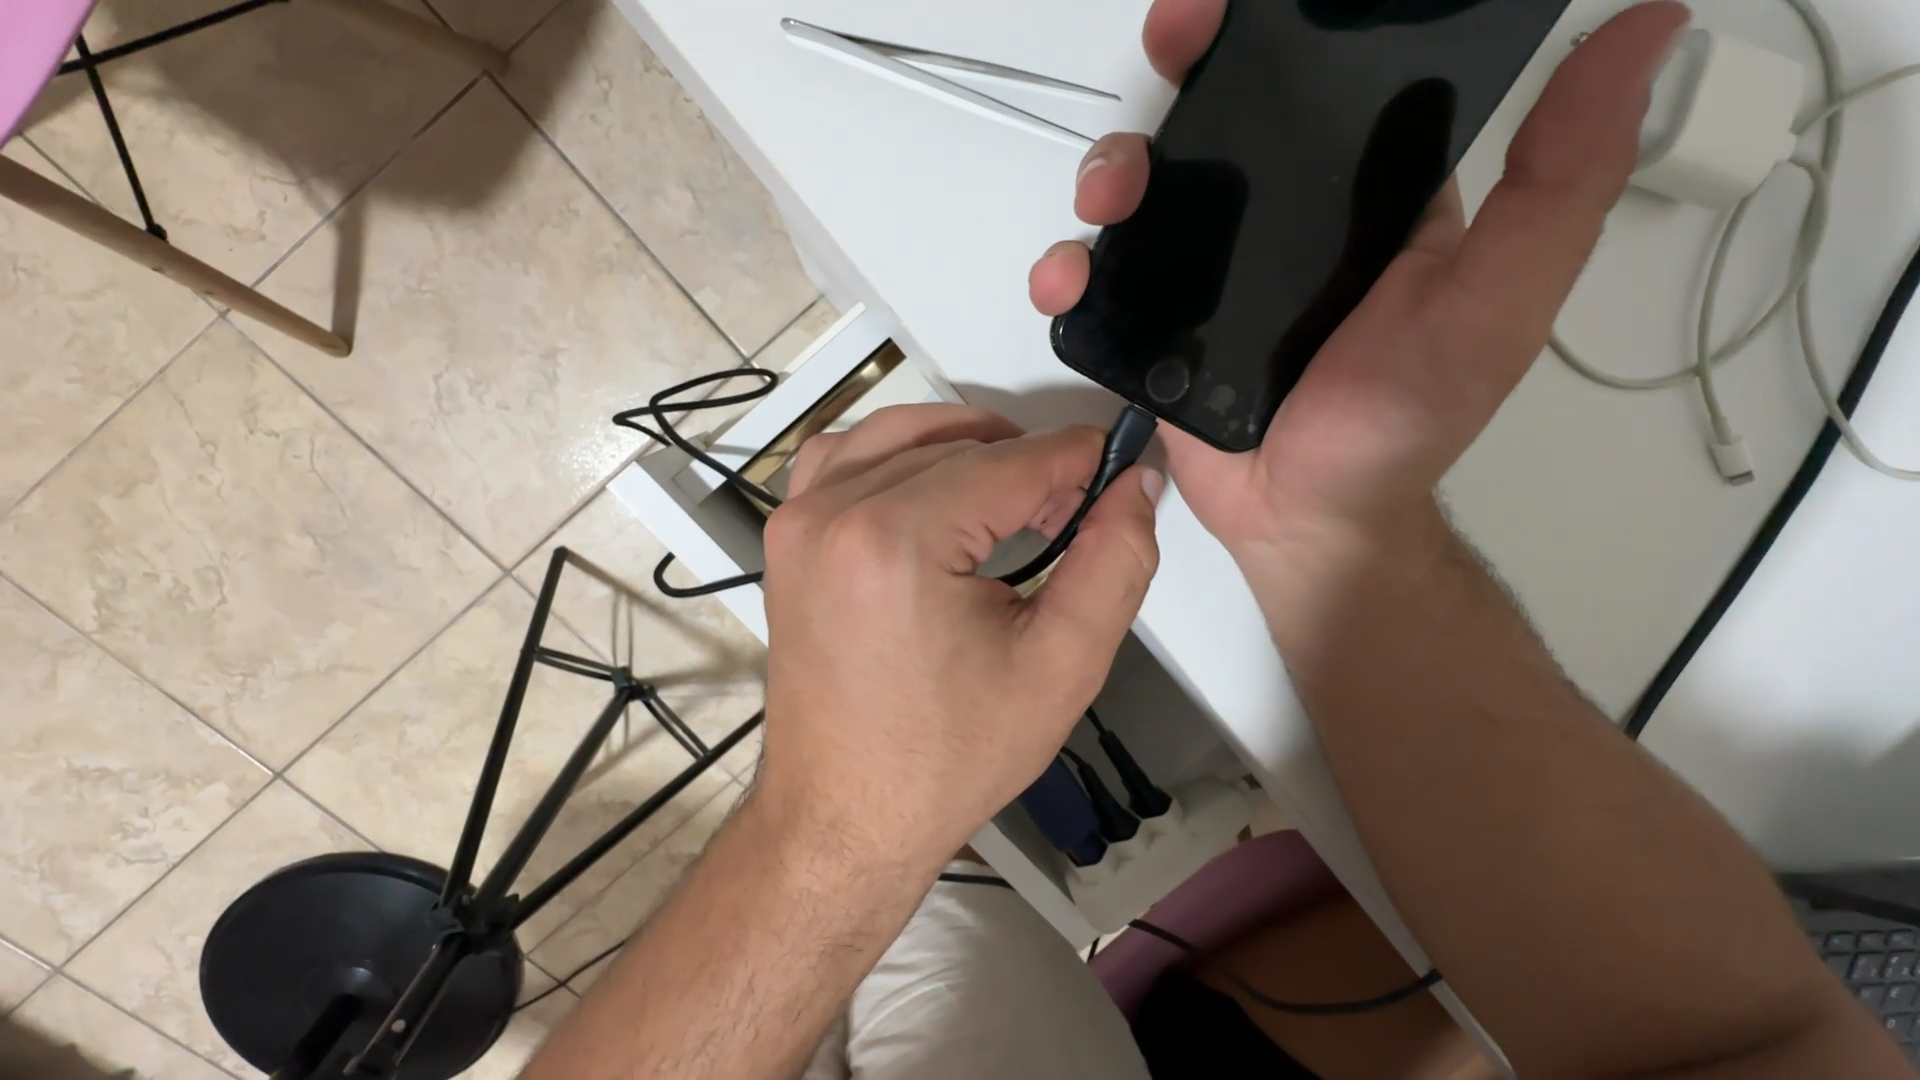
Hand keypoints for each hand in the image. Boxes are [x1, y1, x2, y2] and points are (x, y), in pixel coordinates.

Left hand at [755, 405, 1161, 862]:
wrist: (846, 815)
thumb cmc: (940, 761)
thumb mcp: (1060, 666)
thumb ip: (1115, 562)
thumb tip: (1133, 490)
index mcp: (896, 542)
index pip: (1013, 461)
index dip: (1079, 459)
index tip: (1116, 469)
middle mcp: (834, 516)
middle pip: (963, 447)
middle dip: (1032, 466)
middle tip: (1076, 508)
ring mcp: (801, 523)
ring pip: (903, 435)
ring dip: (969, 449)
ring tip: (1017, 494)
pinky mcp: (790, 539)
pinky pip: (844, 458)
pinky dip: (899, 454)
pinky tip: (934, 487)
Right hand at [1030, 0, 1688, 560]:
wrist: (1304, 518)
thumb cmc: (1402, 421)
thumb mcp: (1499, 300)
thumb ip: (1557, 184)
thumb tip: (1647, 29)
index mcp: (1358, 198)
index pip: (1322, 86)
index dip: (1284, 30)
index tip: (1246, 2)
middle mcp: (1274, 224)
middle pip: (1217, 124)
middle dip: (1185, 74)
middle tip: (1169, 46)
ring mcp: (1203, 278)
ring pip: (1146, 195)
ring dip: (1112, 173)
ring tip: (1108, 199)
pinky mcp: (1151, 329)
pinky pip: (1101, 285)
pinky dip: (1071, 272)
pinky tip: (1066, 279)